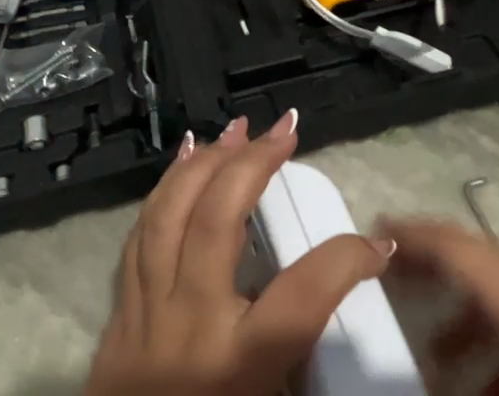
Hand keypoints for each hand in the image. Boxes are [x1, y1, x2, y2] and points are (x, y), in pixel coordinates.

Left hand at [86, 111, 394, 395]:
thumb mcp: (273, 395)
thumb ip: (306, 344)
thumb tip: (343, 287)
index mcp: (241, 361)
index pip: (304, 292)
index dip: (347, 258)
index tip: (378, 242)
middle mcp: (191, 323)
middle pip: (218, 222)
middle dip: (253, 165)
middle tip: (284, 129)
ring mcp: (147, 311)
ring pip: (170, 214)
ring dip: (205, 163)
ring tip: (235, 129)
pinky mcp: (120, 309)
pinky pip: (140, 233)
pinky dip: (164, 189)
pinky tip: (181, 160)